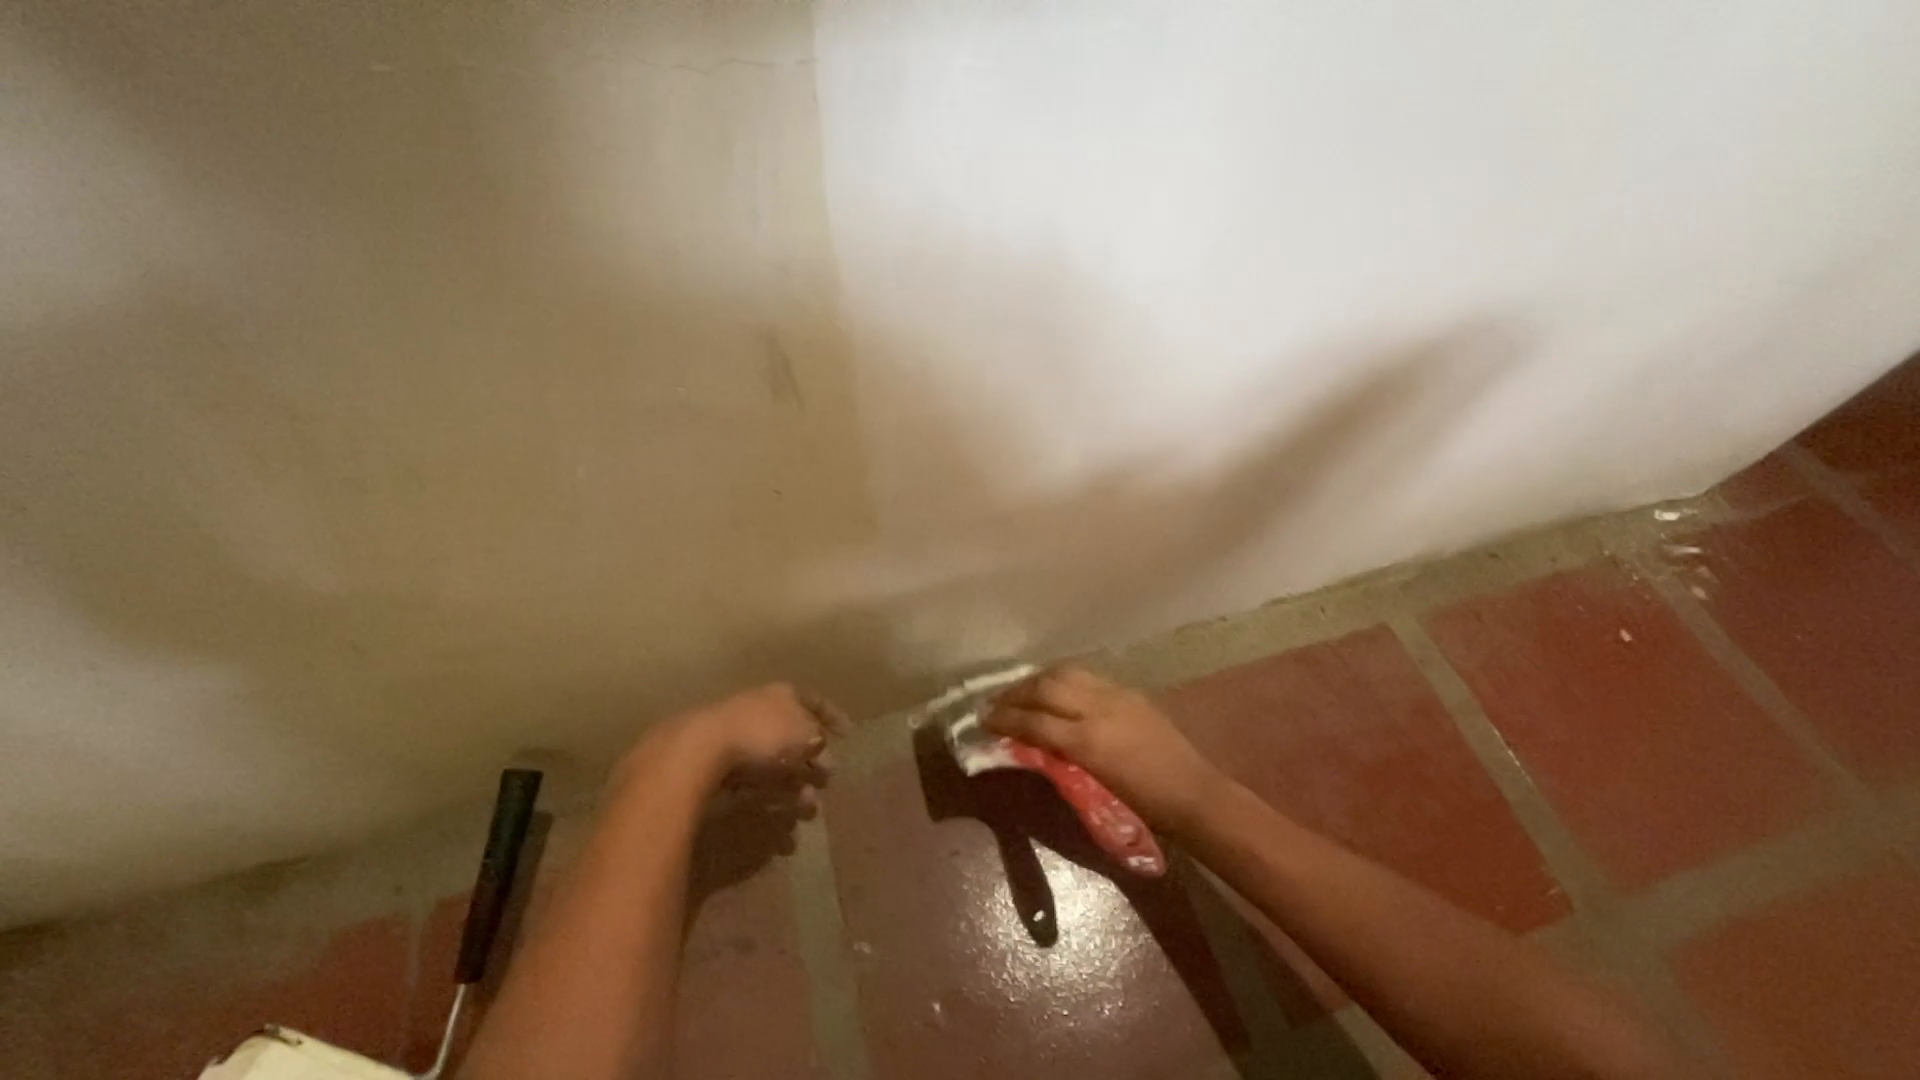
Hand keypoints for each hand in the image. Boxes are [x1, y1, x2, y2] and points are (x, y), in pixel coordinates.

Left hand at [630, 683, 842, 803]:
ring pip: (775, 767)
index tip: (848, 733)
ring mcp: (738, 741)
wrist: (701, 752)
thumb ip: (818, 739)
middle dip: (813, 764)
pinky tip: (783, 829)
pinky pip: (755, 789)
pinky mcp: (720, 771)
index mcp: (781, 696)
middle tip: (827, 784)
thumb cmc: (763, 734)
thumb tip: (820, 747)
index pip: (813, 701)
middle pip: (793, 739)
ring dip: (796, 791)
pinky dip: (771, 805)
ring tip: (808, 813)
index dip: (832, 715)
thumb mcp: (804, 733)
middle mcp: (760, 714)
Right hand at [984, 665, 1223, 835]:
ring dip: (1037, 680)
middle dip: (1015, 693)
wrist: (1193, 795)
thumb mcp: (1093, 789)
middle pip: (1045, 687)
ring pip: (1066, 673)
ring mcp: (1116, 696)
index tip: (982, 719)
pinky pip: (1087, 676)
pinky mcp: (1129, 692)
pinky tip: (1055, 688)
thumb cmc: (1144, 807)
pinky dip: (1063, 678)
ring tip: (1020, 691)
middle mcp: (1098, 709)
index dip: (1004, 719)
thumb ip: (1059, 762)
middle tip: (993, 702)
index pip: (1034, 722)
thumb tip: (1027, 747)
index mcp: (1087, 741)